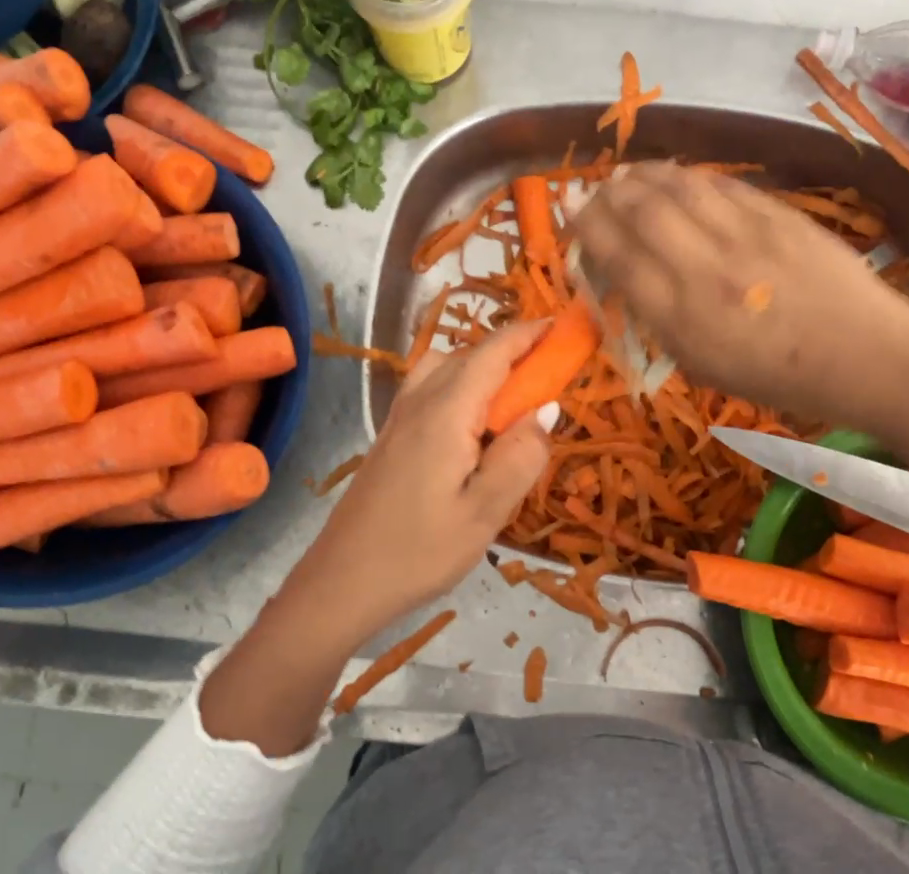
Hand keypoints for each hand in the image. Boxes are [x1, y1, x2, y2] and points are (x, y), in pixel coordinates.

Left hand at [278, 321, 554, 646]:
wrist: (342, 581)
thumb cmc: (418, 552)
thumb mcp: (484, 513)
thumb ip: (520, 457)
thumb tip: (547, 409)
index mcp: (445, 411)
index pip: (494, 352)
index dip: (531, 334)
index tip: (566, 328)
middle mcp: (419, 401)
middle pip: (471, 354)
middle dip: (514, 352)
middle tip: (553, 374)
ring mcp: (400, 417)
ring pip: (447, 368)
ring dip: (485, 369)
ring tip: (516, 403)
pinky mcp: (392, 437)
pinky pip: (432, 390)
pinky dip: (463, 388)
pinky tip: (476, 430)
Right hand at [572, 162, 908, 432]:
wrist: (867, 358)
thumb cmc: (781, 378)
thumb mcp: (704, 365)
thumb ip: (660, 320)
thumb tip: (625, 275)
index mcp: (682, 319)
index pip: (617, 257)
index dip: (588, 229)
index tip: (572, 214)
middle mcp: (706, 270)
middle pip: (640, 212)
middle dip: (608, 194)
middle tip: (595, 190)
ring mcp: (745, 236)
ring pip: (678, 187)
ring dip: (643, 175)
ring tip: (626, 173)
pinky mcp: (779, 215)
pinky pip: (721, 185)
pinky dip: (689, 177)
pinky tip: (676, 176)